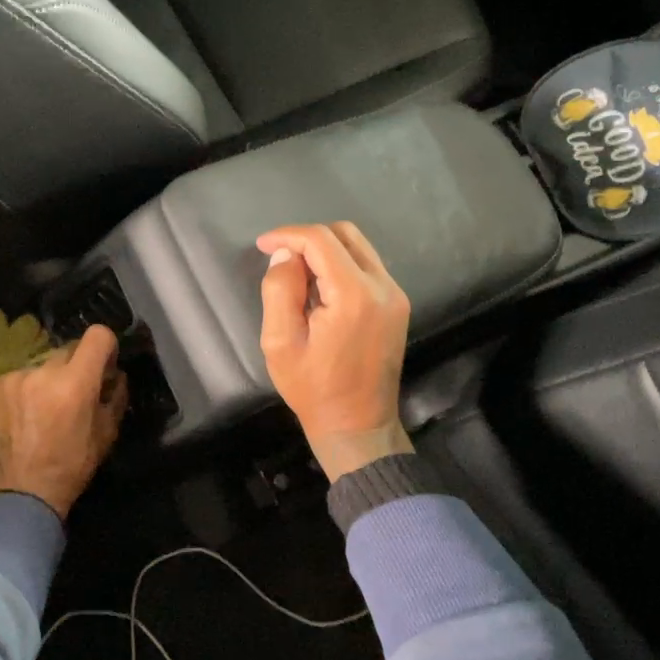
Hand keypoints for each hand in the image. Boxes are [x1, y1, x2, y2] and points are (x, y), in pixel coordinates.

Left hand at [0, 324, 127, 517]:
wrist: (23, 493)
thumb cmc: (72, 466)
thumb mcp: (107, 433)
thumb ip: (115, 396)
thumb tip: (116, 375)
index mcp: (75, 383)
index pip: (97, 335)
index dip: (106, 347)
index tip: (105, 365)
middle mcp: (43, 372)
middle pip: (69, 350)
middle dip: (77, 367)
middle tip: (76, 393)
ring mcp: (15, 377)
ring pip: (43, 364)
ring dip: (49, 379)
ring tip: (46, 409)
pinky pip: (20, 377)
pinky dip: (26, 389)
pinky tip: (25, 415)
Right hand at [256, 222, 414, 480]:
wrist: (358, 425)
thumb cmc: (313, 388)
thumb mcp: (280, 342)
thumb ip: (280, 290)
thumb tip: (285, 256)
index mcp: (354, 295)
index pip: (321, 240)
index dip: (288, 235)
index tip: (263, 246)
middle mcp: (383, 287)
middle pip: (345, 234)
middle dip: (308, 238)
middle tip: (279, 258)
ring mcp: (395, 296)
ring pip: (359, 247)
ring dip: (325, 250)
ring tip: (297, 273)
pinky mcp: (397, 305)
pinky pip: (367, 266)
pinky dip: (340, 264)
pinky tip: (320, 288)